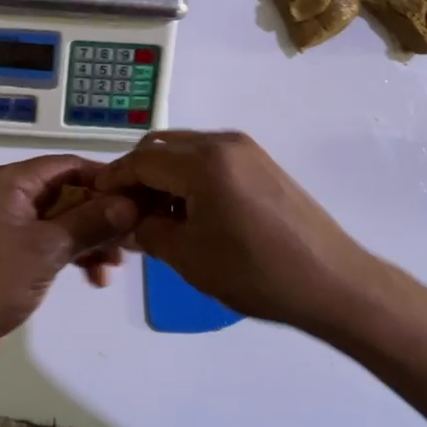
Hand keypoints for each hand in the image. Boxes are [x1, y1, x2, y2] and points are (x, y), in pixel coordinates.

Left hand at [0, 155, 139, 360]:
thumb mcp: (48, 248)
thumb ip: (91, 222)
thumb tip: (131, 203)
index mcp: (11, 181)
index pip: (67, 165)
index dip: (103, 180)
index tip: (137, 199)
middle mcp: (10, 193)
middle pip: (68, 192)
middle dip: (100, 216)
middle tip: (130, 241)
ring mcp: (10, 222)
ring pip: (64, 219)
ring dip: (91, 239)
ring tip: (113, 268)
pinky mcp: (13, 249)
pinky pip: (52, 240)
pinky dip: (74, 253)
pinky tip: (95, 278)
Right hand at [96, 131, 373, 326]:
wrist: (333, 283)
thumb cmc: (256, 273)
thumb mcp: (189, 257)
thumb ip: (148, 232)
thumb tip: (128, 222)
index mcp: (202, 162)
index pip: (141, 160)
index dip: (113, 180)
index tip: (94, 201)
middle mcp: (222, 142)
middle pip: (161, 146)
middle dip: (136, 174)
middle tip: (124, 210)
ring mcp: (245, 149)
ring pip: (184, 150)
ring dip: (162, 175)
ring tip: (156, 215)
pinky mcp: (260, 162)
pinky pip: (209, 158)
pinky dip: (188, 177)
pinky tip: (189, 211)